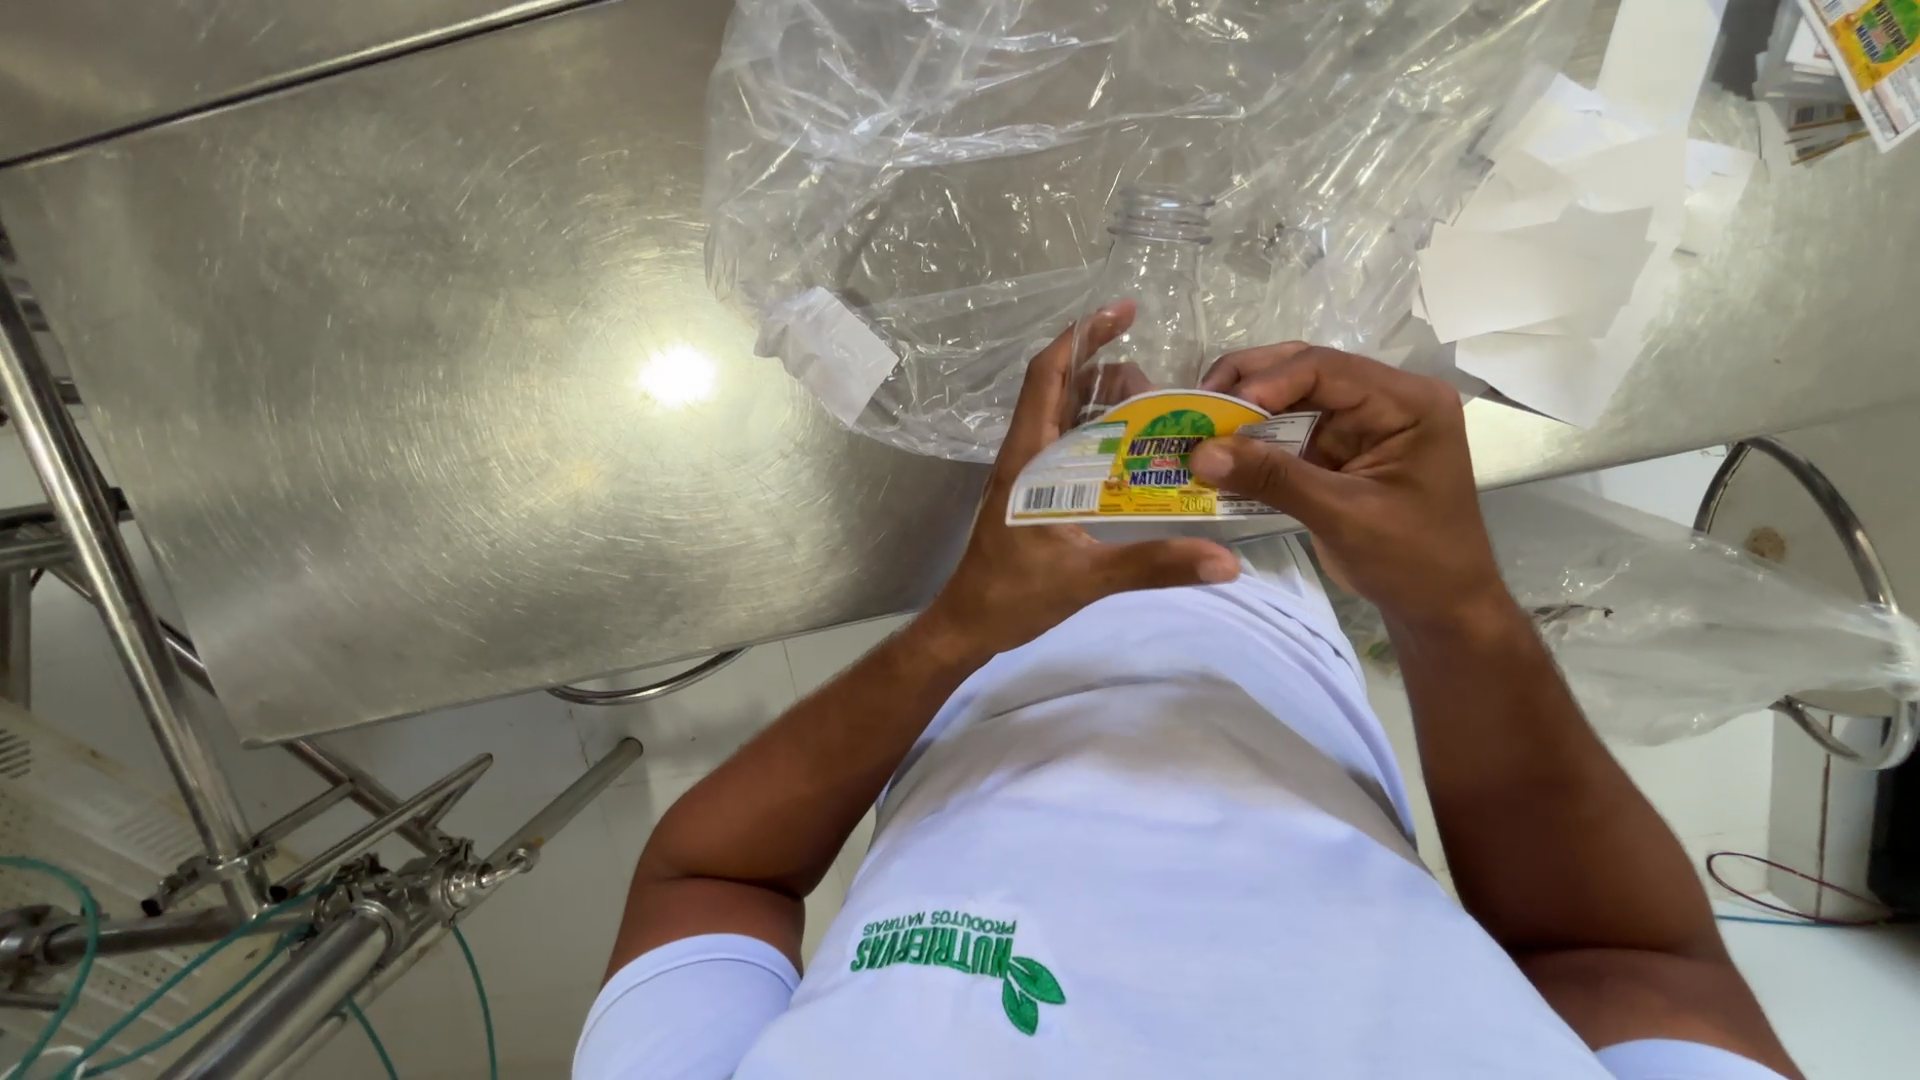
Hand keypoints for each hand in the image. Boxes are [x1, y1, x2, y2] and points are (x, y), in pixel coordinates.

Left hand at [919, 304, 1241, 658]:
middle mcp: (1024, 455)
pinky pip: (1066, 447)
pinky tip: (1131, 452)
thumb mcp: (1084, 579)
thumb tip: (1224, 560)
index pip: (1048, 376)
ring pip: (1064, 418)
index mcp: (1027, 458)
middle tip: (1158, 390)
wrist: (967, 625)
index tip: (1124, 311)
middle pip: (1060, 388)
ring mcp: (1026, 474)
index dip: (1082, 336)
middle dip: (1107, 372)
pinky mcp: (1032, 494)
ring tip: (1153, 413)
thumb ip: (1152, 566)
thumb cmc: (1012, 597)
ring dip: (1103, 404)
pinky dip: (1097, 435)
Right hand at [1190, 343, 1509, 628]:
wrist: (1439, 604)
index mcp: (1407, 402)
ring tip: (1199, 425)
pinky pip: (1287, 432)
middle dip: (1247, 385)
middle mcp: (1385, 399)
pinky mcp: (1339, 449)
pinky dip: (1252, 441)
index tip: (1216, 413)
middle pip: (1304, 370)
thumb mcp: (1341, 515)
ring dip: (1244, 411)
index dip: (1266, 382)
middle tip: (1197, 407)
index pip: (1325, 368)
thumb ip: (1273, 479)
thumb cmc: (1411, 560)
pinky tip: (1218, 451)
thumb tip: (1200, 453)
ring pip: (1290, 397)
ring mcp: (1360, 424)